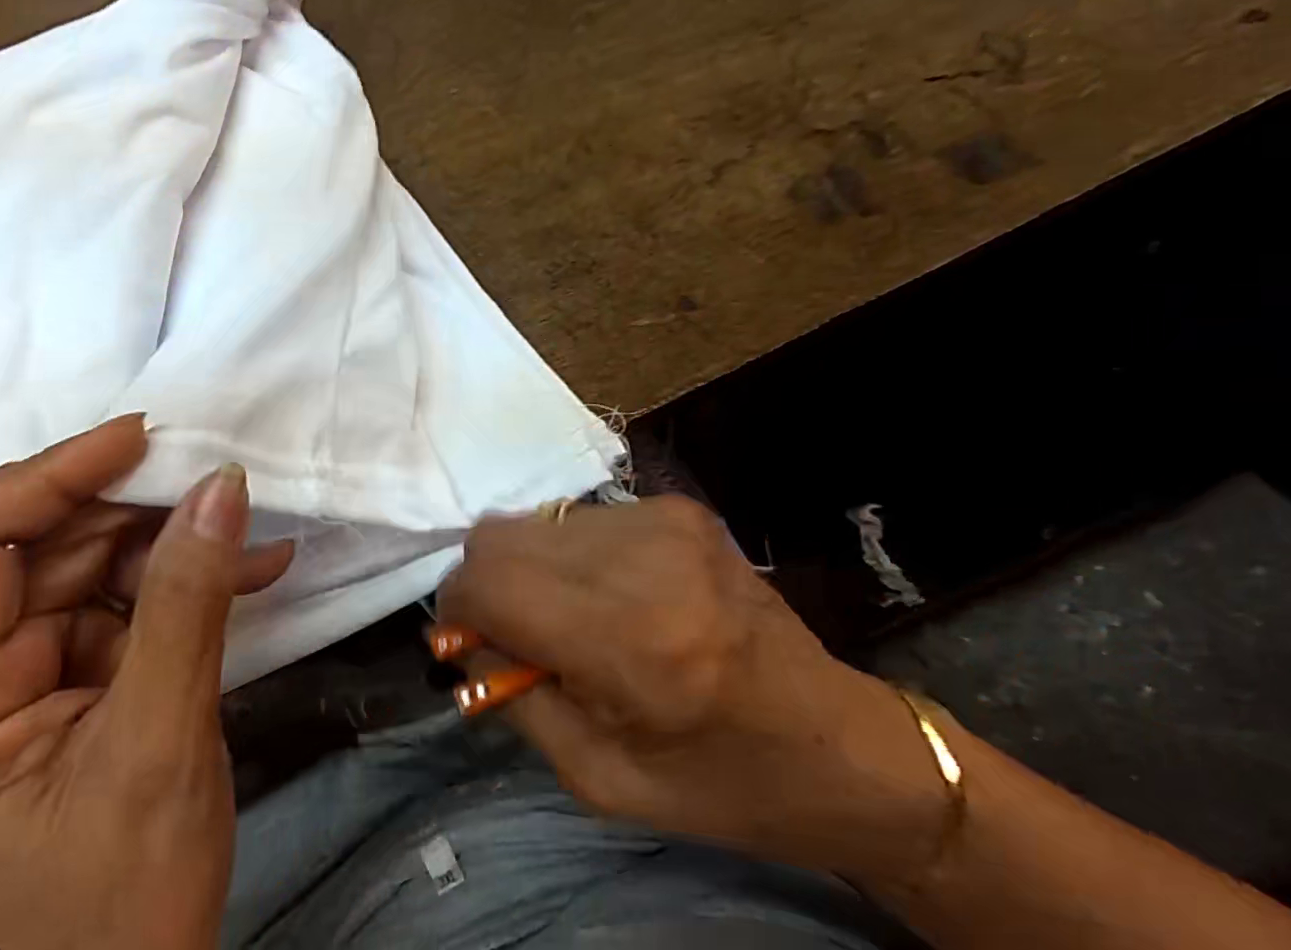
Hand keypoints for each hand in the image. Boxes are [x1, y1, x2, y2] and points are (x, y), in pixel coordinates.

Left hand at [0, 416, 292, 949]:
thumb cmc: (134, 883)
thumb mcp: (161, 738)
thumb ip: (187, 602)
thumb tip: (221, 486)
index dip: (46, 477)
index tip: (141, 439)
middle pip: (30, 545)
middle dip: (130, 512)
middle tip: (217, 486)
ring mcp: (11, 674)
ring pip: (87, 561)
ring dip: (173, 544)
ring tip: (250, 539)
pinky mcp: (67, 671)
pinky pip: (124, 595)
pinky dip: (187, 579)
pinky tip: (254, 568)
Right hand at [436, 495, 951, 884]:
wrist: (835, 742)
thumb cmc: (715, 781)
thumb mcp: (596, 775)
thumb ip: (513, 693)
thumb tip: (460, 638)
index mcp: (627, 640)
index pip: (488, 580)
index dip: (455, 609)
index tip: (463, 642)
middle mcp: (643, 560)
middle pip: (500, 535)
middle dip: (486, 585)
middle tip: (515, 637)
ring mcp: (666, 523)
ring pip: (537, 522)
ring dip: (530, 569)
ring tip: (572, 621)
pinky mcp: (681, 510)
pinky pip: (583, 519)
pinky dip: (573, 557)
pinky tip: (611, 598)